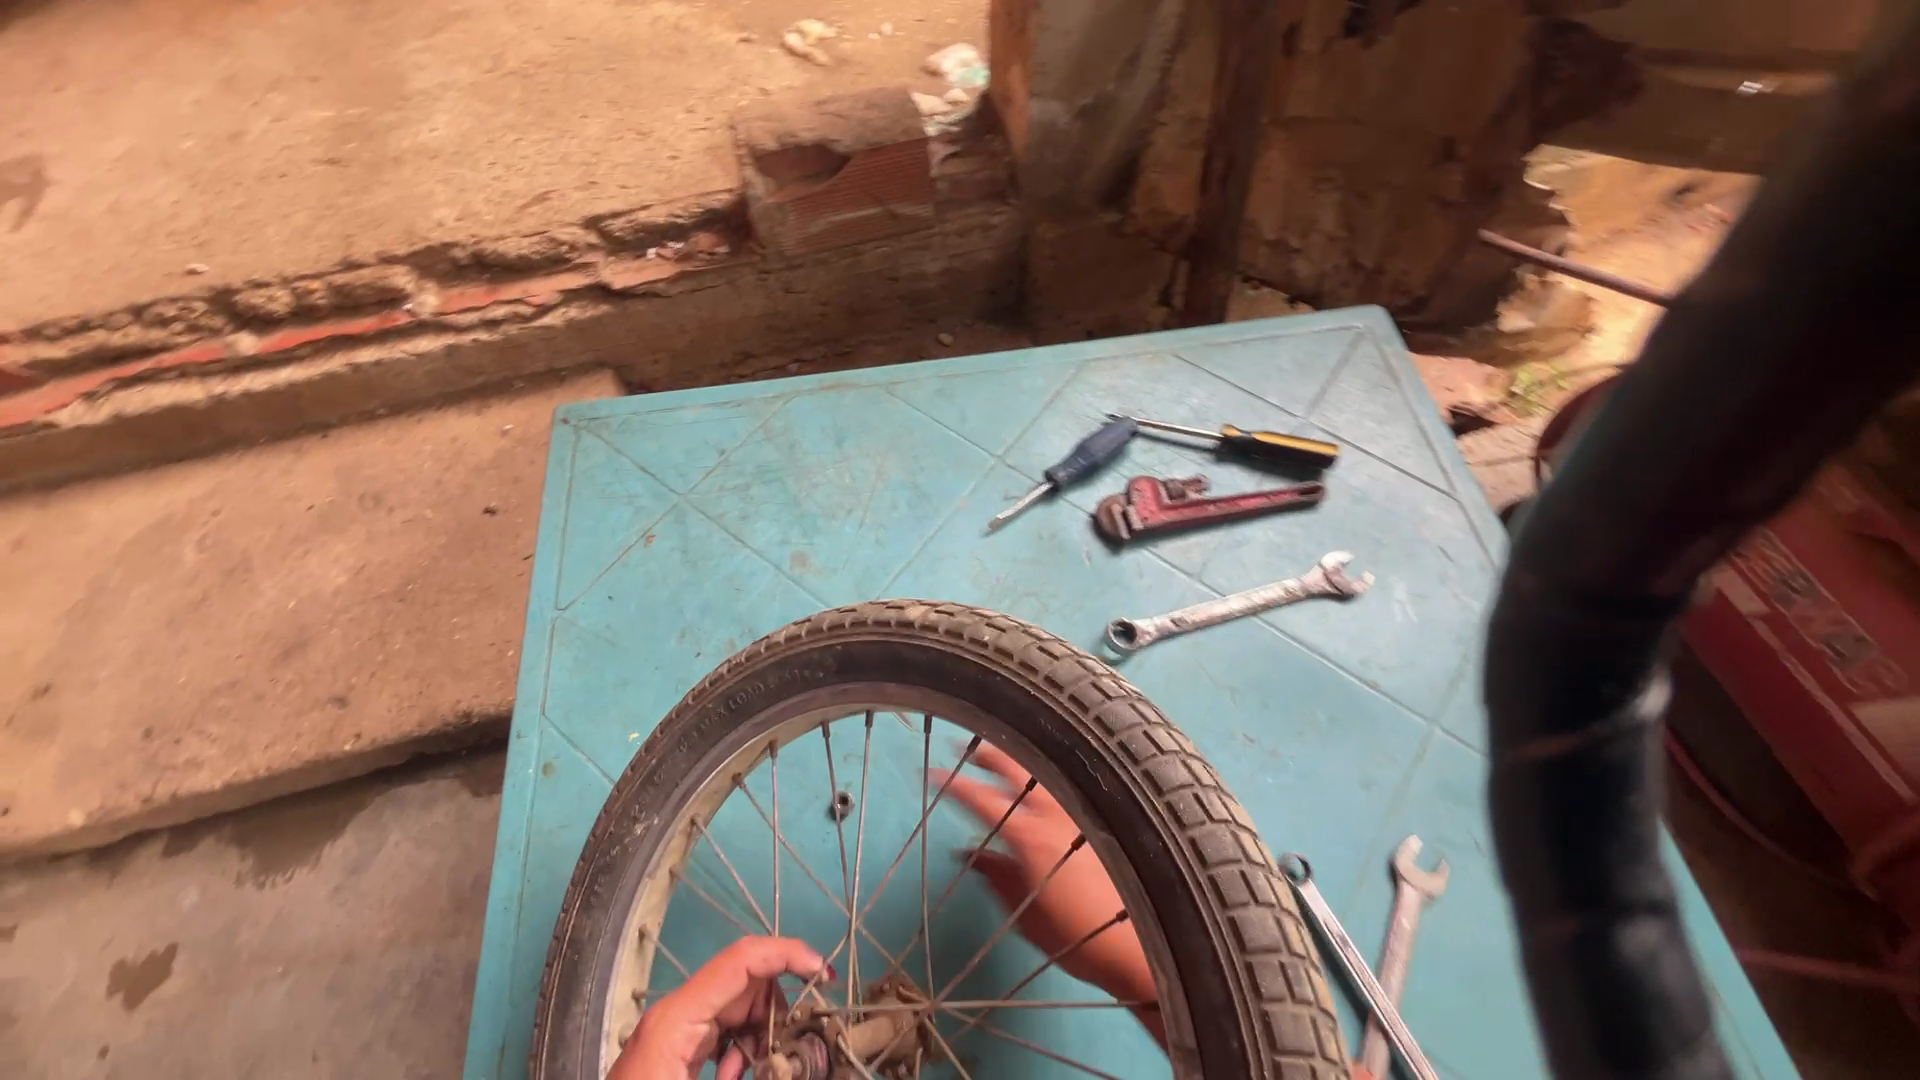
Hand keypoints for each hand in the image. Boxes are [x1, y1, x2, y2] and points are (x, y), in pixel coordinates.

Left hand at [610, 936, 829, 1079]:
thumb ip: (760, 1071)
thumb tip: (795, 1066)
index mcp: (678, 1019)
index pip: (742, 960)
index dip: (788, 955)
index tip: (826, 976)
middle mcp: (677, 1014)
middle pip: (746, 985)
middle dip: (777, 1012)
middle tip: (792, 1050)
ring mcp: (675, 1031)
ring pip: (738, 1010)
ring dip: (759, 1037)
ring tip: (762, 1069)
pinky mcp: (677, 1051)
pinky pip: (722, 1033)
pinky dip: (741, 1052)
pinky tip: (736, 1077)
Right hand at [936, 744, 1156, 1013]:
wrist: (1136, 945)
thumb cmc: (1075, 936)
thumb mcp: (1023, 914)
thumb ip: (995, 876)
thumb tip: (970, 854)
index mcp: (1028, 835)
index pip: (981, 799)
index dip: (953, 784)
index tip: (933, 772)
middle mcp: (1054, 813)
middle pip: (1015, 768)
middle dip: (988, 753)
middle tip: (968, 748)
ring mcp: (1080, 812)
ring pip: (1045, 771)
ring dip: (1020, 759)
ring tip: (1004, 755)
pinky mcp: (1100, 819)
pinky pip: (1067, 784)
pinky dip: (1048, 774)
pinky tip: (1043, 780)